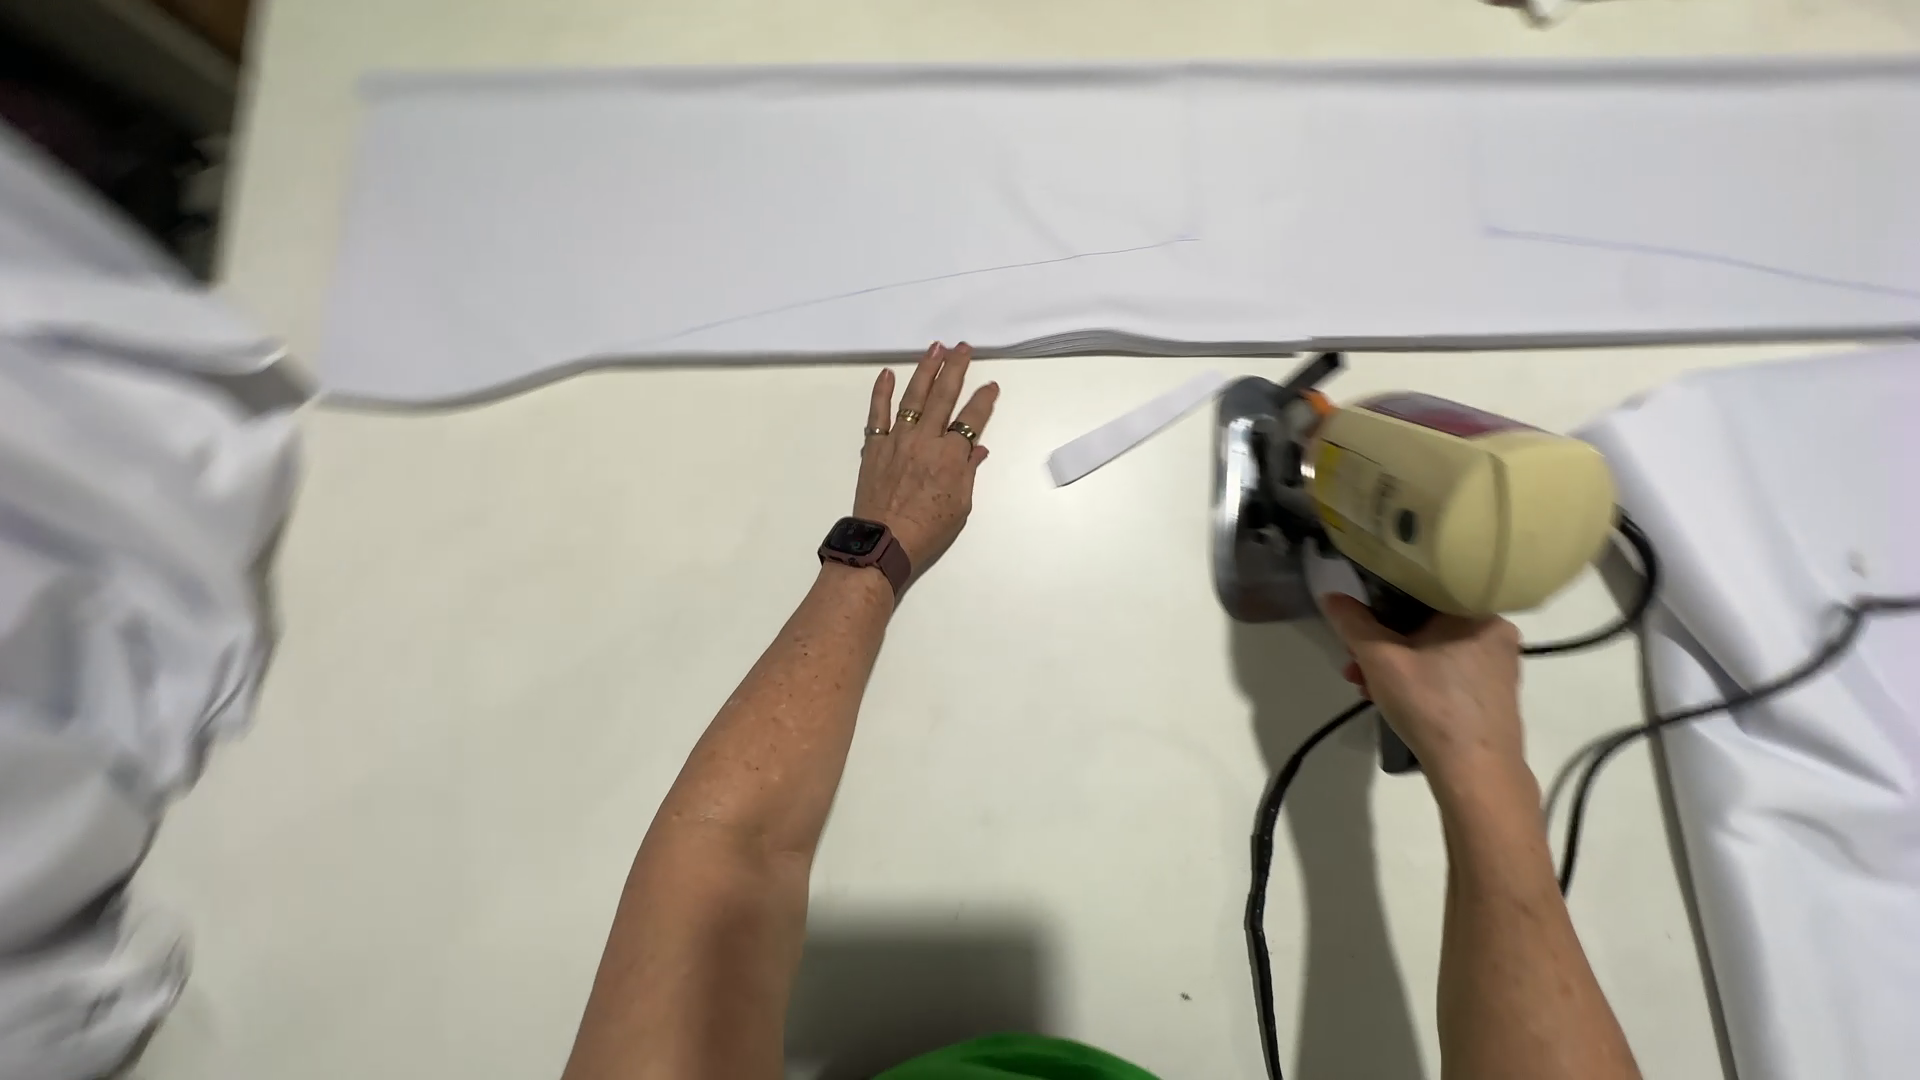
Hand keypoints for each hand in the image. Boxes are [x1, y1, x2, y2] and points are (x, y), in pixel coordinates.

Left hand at [853, 343, 997, 578]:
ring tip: (935, 348)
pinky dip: (881, 392)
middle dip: (956, 368)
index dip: (984, 400)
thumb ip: (968, 472)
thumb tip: (977, 450)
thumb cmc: (928, 529)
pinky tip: (887, 373)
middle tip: (963, 348)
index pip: (972, 419)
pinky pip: (877, 413)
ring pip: (913, 397)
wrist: (885, 541)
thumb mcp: (961, 505)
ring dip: (925, 370)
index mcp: (951, 456)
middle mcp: (926, 440)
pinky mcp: (874, 446)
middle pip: (944, 396)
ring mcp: (898, 440)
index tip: (991, 385)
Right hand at [1320, 594, 1525, 781]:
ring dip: (1393, 662)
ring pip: (1432, 649)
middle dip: (1381, 642)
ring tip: (1364, 685)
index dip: (1379, 604)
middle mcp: (1495, 632)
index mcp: (1476, 612)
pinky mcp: (1493, 692)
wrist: (1475, 771)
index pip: (1419, 592)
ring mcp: (1498, 664)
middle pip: (1423, 624)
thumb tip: (1331, 595)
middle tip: (1354, 662)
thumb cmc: (1429, 703)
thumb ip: (1352, 622)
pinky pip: (1446, 670)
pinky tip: (1392, 697)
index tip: (1356, 624)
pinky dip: (1417, 677)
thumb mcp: (1378, 658)